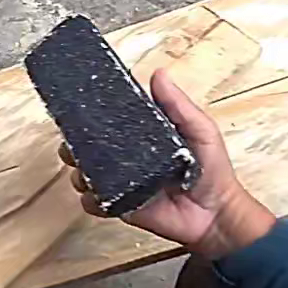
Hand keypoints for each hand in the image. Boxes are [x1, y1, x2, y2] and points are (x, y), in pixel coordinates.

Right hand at [64, 67, 274, 258]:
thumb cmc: (212, 170)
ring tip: (85, 173)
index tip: (76, 114)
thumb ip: (177, 105)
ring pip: (84, 177)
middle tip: (73, 148)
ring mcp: (120, 185)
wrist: (215, 213)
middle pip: (85, 151)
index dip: (87, 120)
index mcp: (138, 138)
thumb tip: (159, 74)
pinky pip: (94, 204)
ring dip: (78, 174)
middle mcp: (124, 160)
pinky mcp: (120, 208)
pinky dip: (90, 201)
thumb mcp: (199, 129)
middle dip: (72, 148)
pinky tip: (96, 195)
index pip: (104, 125)